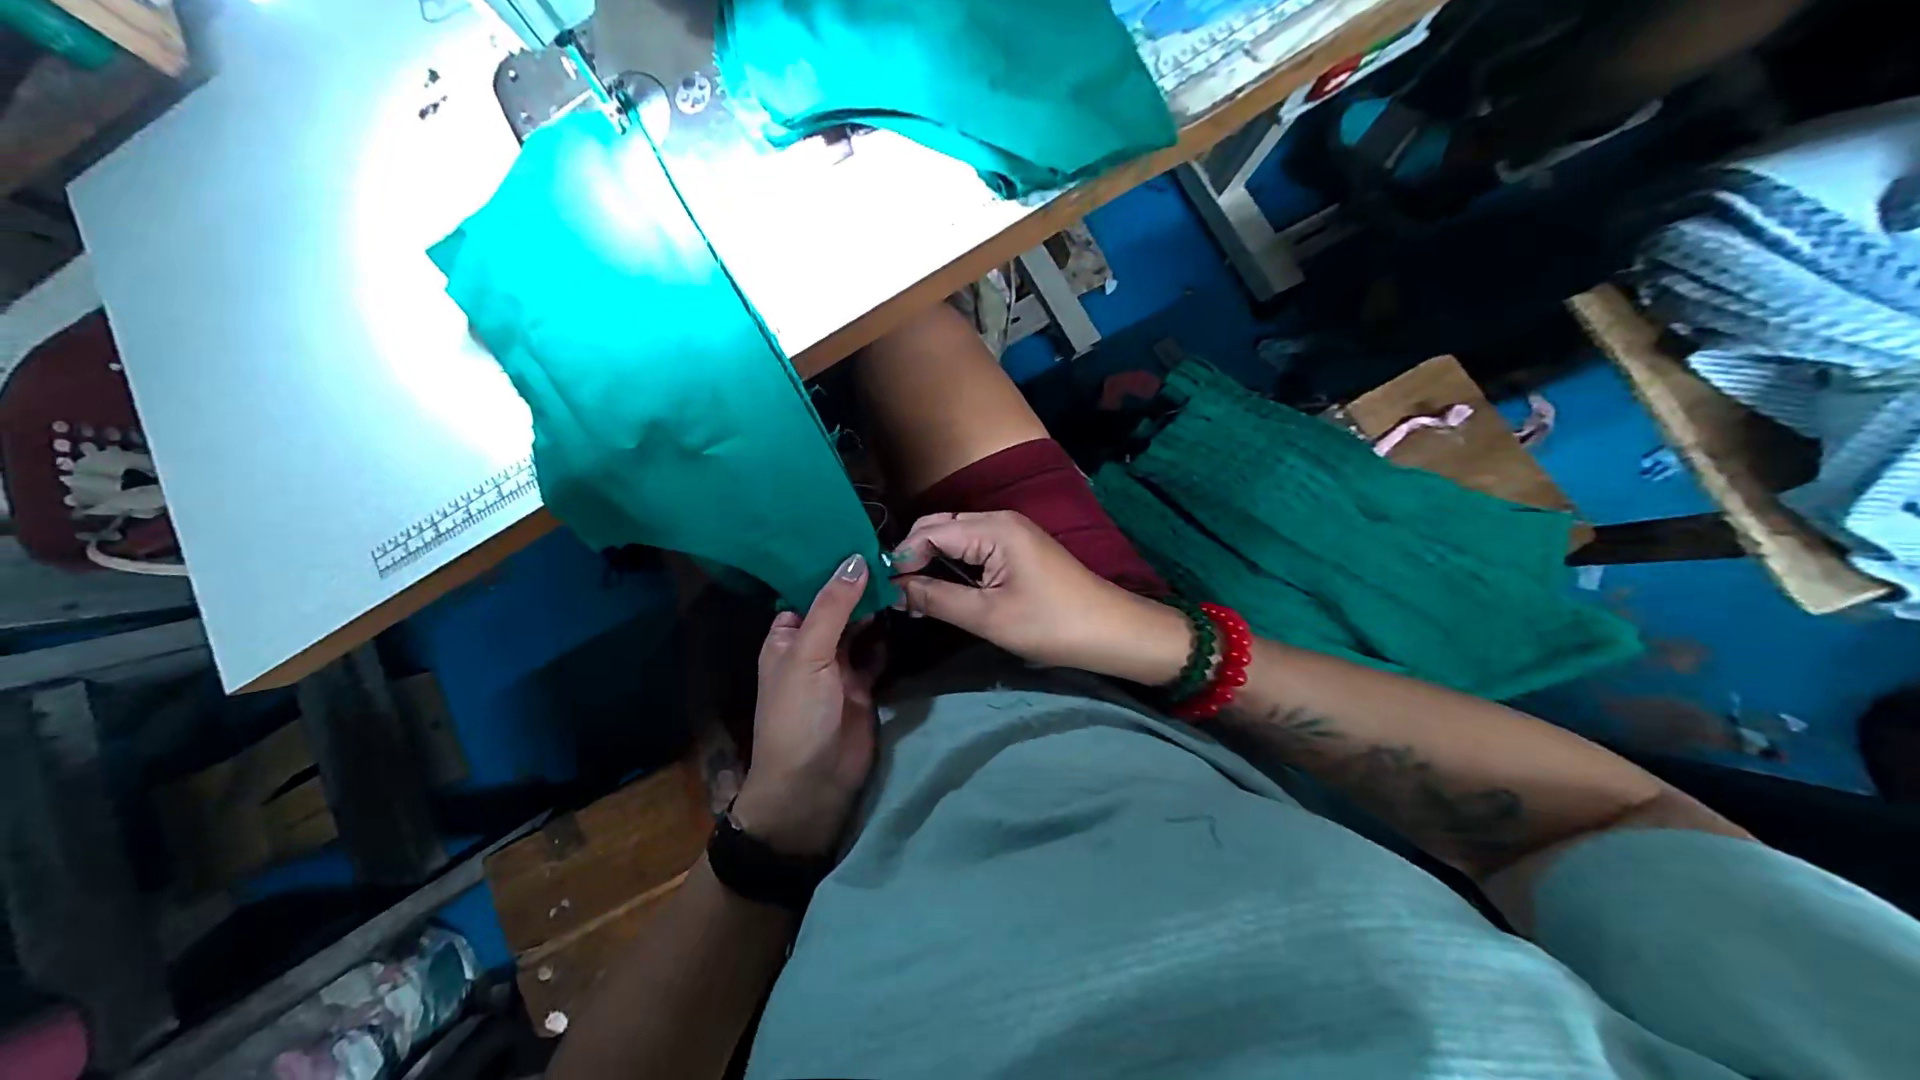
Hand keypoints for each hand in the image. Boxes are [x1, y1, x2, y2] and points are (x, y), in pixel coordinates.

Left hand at [732, 554, 880, 858]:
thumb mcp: (808, 654)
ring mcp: (838, 668)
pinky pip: (877, 655)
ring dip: (877, 610)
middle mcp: (812, 647)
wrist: (813, 783)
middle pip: (839, 608)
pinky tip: (904, 616)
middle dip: (860, 587)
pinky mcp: (863, 687)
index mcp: (787, 636)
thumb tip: (855, 559)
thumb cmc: (799, 713)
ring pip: (861, 629)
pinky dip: (887, 640)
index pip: (810, 592)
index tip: (862, 539)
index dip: (832, 568)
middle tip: (894, 556)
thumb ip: (833, 607)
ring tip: (903, 578)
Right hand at [889, 511, 1191, 685]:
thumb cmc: (1051, 624)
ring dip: (931, 560)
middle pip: (939, 527)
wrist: (1112, 631)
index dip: (902, 558)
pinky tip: (941, 588)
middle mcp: (999, 519)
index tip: (883, 590)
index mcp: (993, 528)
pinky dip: (952, 564)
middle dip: (913, 555)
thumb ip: (937, 598)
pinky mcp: (1018, 548)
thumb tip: (895, 590)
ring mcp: (1011, 531)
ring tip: (911, 594)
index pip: (928, 532)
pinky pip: (973, 547)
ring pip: (954, 536)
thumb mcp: (988, 616)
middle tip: (894, 593)